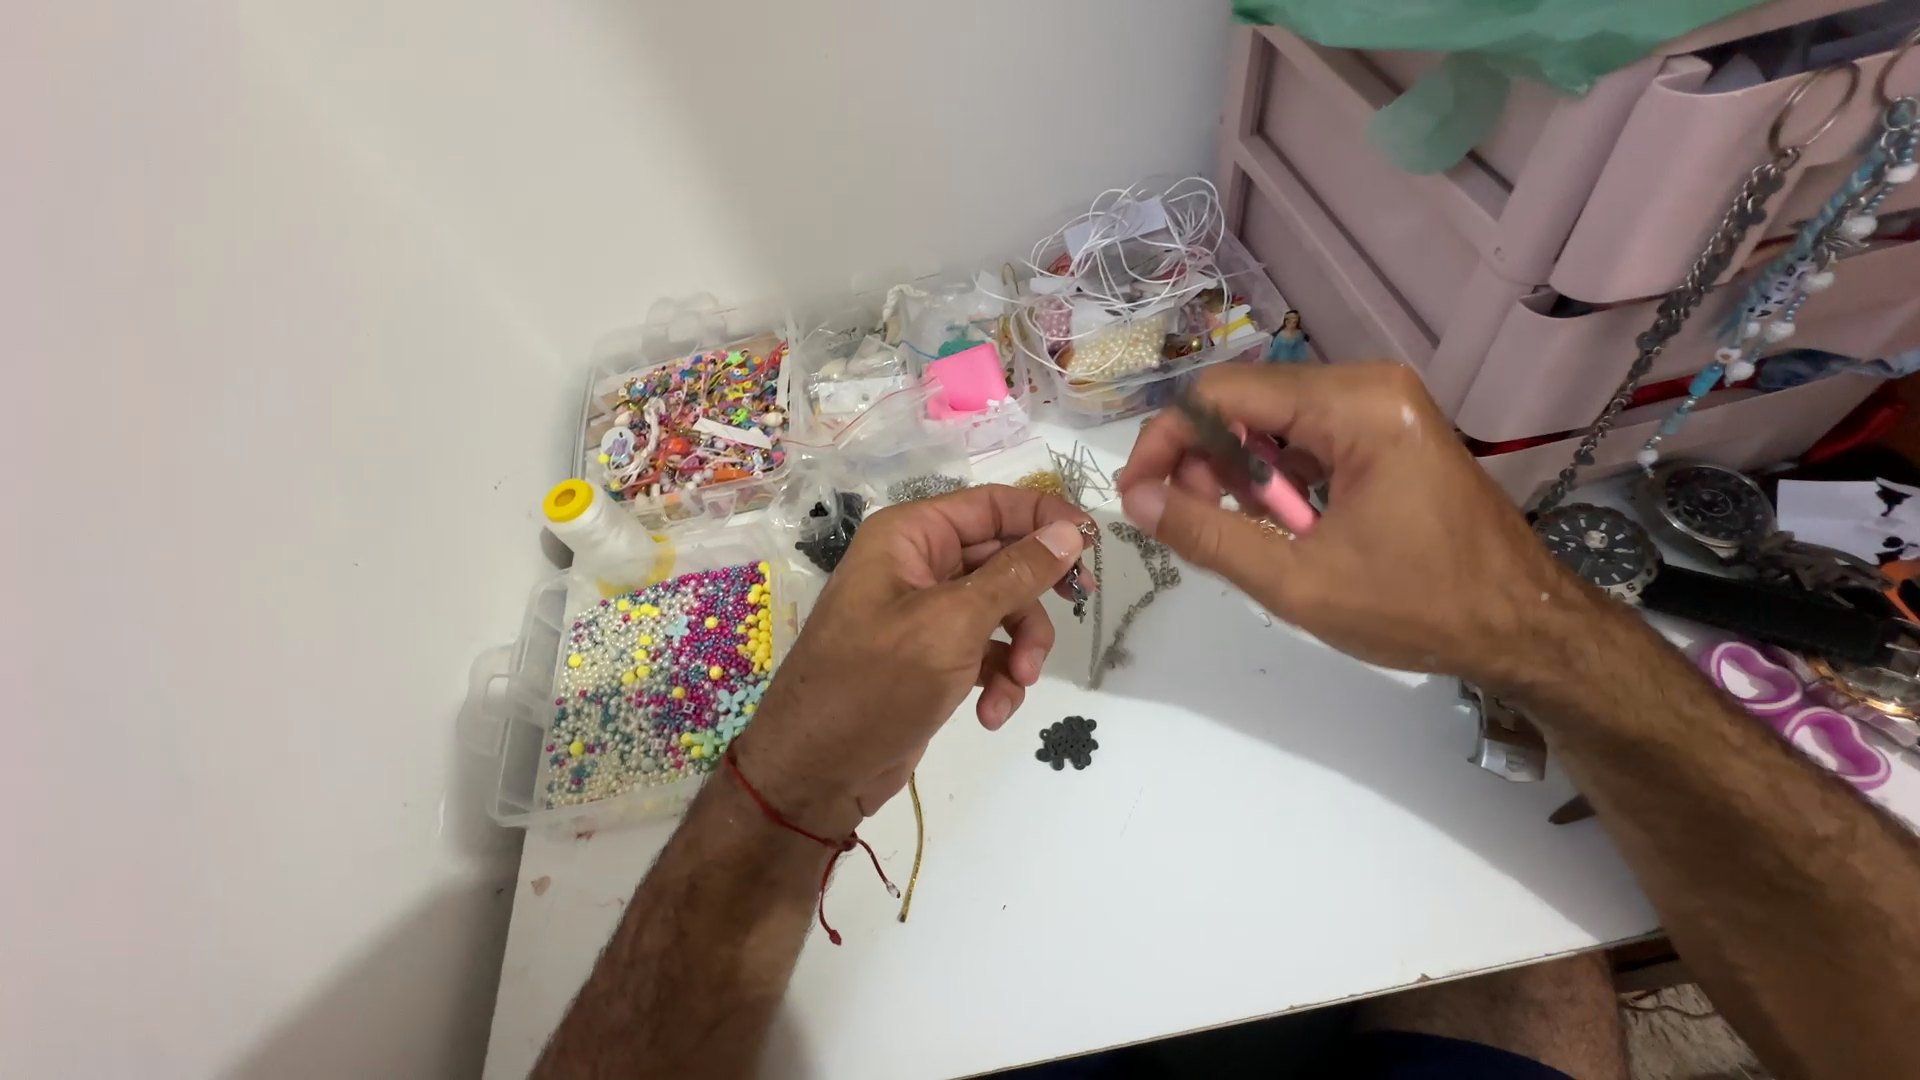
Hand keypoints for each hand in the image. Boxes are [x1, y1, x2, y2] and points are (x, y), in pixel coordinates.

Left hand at [731, 485, 1092, 834]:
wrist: (818, 772)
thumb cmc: (875, 683)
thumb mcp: (953, 623)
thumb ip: (1016, 575)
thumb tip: (1069, 532)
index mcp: (911, 535)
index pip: (992, 505)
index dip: (1044, 517)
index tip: (1091, 543)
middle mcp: (917, 565)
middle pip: (1002, 558)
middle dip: (1034, 597)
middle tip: (1078, 606)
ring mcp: (924, 614)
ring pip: (1002, 611)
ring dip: (1021, 648)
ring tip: (1019, 683)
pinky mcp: (932, 658)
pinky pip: (986, 651)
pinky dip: (998, 678)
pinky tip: (992, 711)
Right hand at [1118, 362, 1586, 685]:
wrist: (1525, 627)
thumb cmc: (1417, 608)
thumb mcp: (1297, 581)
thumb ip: (1208, 535)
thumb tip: (1135, 501)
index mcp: (1354, 406)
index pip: (1221, 395)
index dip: (1165, 441)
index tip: (1135, 496)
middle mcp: (1367, 384)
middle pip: (1242, 402)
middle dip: (1201, 461)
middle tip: (1192, 524)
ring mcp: (1379, 403)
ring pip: (1265, 420)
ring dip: (1233, 472)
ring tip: (1238, 530)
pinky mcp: (1384, 428)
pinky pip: (1299, 435)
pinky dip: (1269, 475)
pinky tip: (1276, 521)